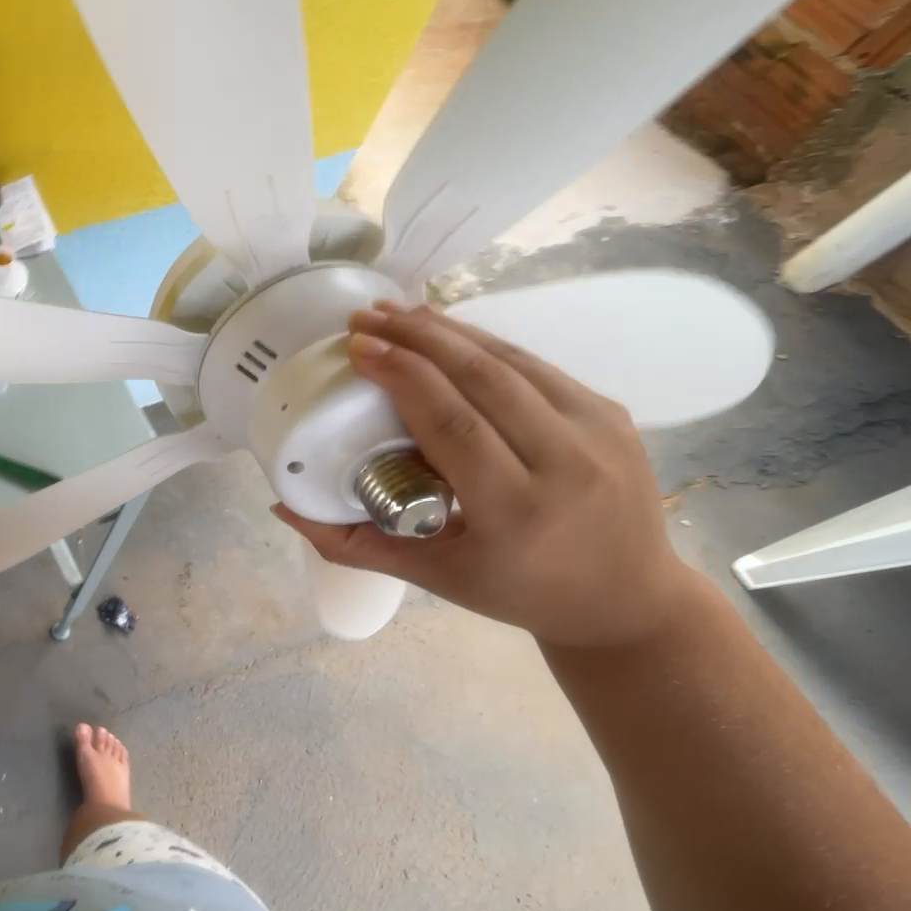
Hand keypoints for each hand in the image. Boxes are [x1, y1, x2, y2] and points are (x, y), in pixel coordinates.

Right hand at [276, 303, 706, 648]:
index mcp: (515, 510)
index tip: (358, 348)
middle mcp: (565, 463)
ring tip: (396, 312)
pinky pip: (537, 368)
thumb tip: (283, 506)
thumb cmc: (516, 592)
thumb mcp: (428, 577)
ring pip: (513, 362)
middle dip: (418, 338)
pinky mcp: (612, 415)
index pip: (453, 424)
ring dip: (449, 330)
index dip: (403, 376)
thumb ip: (351, 544)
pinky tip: (447, 333)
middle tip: (365, 317)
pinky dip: (485, 344)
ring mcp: (598, 433)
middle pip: (483, 378)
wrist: (627, 599)